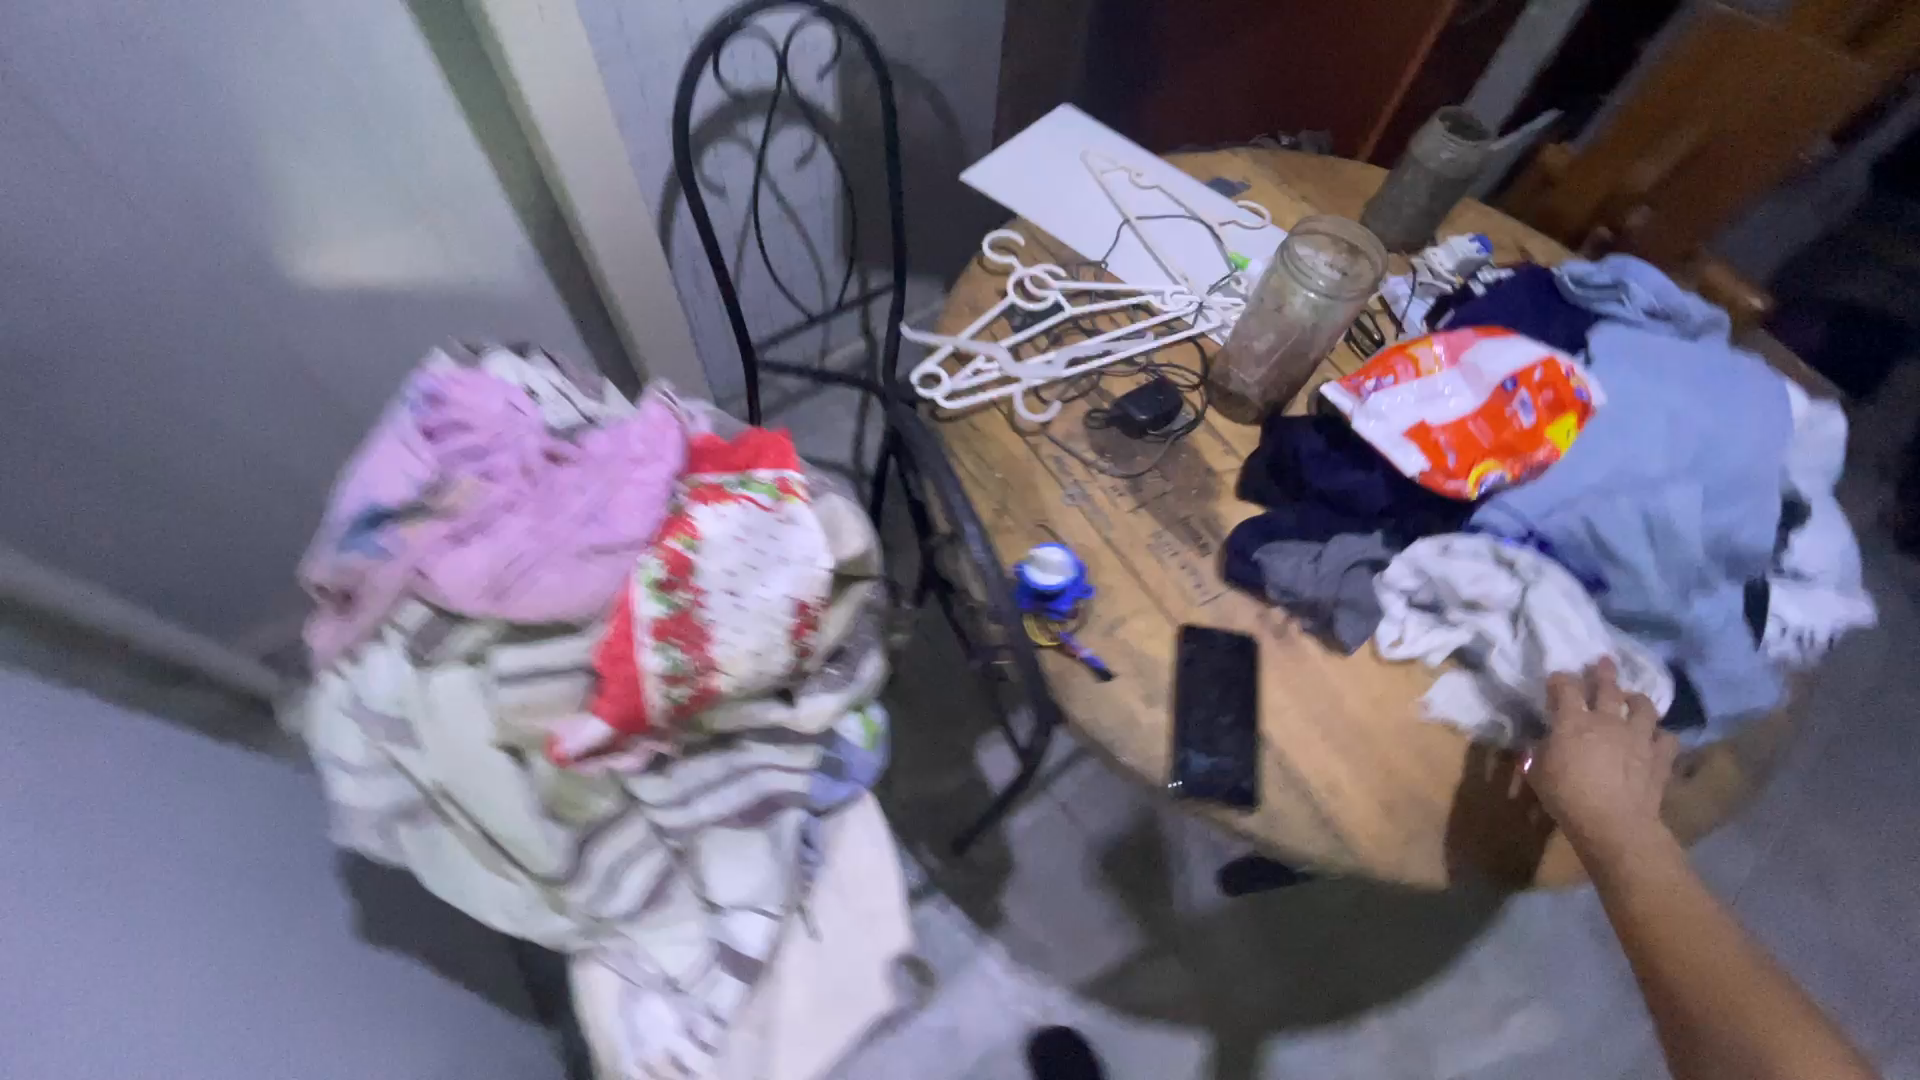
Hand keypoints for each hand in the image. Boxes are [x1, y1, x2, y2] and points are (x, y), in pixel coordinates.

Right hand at [1526, 659, 1678, 865]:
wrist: (1613, 822)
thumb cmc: (1565, 794)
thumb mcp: (1537, 768)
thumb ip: (1542, 748)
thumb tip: (1546, 740)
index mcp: (1572, 721)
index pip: (1565, 687)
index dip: (1560, 679)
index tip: (1557, 678)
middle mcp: (1607, 721)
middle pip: (1608, 688)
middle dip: (1603, 673)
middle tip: (1603, 661)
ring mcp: (1638, 738)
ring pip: (1644, 707)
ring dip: (1637, 699)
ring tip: (1633, 697)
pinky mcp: (1660, 758)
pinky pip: (1667, 738)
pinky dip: (1660, 735)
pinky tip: (1655, 737)